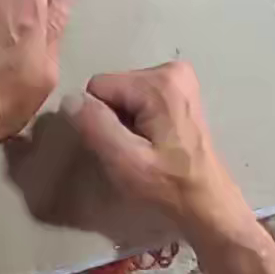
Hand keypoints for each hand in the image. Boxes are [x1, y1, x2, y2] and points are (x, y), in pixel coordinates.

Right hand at [68, 60, 252, 240]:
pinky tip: (153, 143)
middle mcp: (172, 71)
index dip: (99, 119)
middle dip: (113, 120)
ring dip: (124, 123)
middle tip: (133, 149)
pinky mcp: (179, 92)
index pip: (97, 87)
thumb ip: (95, 125)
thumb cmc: (167, 186)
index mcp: (160, 82)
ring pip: (121, 96)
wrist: (206, 202)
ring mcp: (179, 80)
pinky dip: (137, 122)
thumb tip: (69, 99)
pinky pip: (136, 100)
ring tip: (144, 149)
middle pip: (111, 89)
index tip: (120, 145)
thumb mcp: (125, 160)